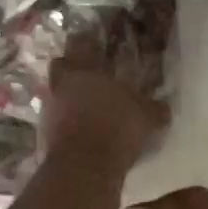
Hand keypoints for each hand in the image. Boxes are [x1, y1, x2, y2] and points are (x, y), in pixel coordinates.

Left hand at [41, 48, 166, 172]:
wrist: (84, 166)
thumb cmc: (117, 129)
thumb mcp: (146, 117)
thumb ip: (154, 107)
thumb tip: (163, 105)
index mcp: (85, 70)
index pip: (80, 44)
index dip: (87, 43)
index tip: (96, 45)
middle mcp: (62, 84)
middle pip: (60, 66)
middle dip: (70, 68)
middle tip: (86, 75)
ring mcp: (50, 108)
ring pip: (55, 92)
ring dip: (67, 97)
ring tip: (86, 106)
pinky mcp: (44, 132)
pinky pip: (55, 118)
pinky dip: (65, 120)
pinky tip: (81, 128)